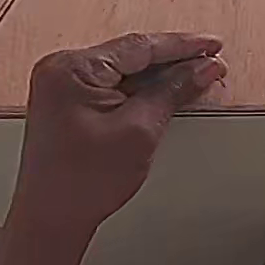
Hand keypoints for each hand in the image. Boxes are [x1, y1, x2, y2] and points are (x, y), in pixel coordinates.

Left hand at [9, 32, 226, 243]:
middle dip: (174, 59)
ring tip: (197, 76)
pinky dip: (142, 88)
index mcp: (72, 69)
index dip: (182, 45)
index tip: (212, 45)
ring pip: (126, 69)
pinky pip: (115, 83)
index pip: (139, 46)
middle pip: (132, 54)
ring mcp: (64, 84)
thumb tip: (202, 68)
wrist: (52, 219)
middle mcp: (62, 69)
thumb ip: (173, 91)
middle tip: (211, 61)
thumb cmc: (83, 182)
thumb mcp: (139, 131)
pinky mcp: (70, 100)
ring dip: (161, 74)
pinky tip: (168, 91)